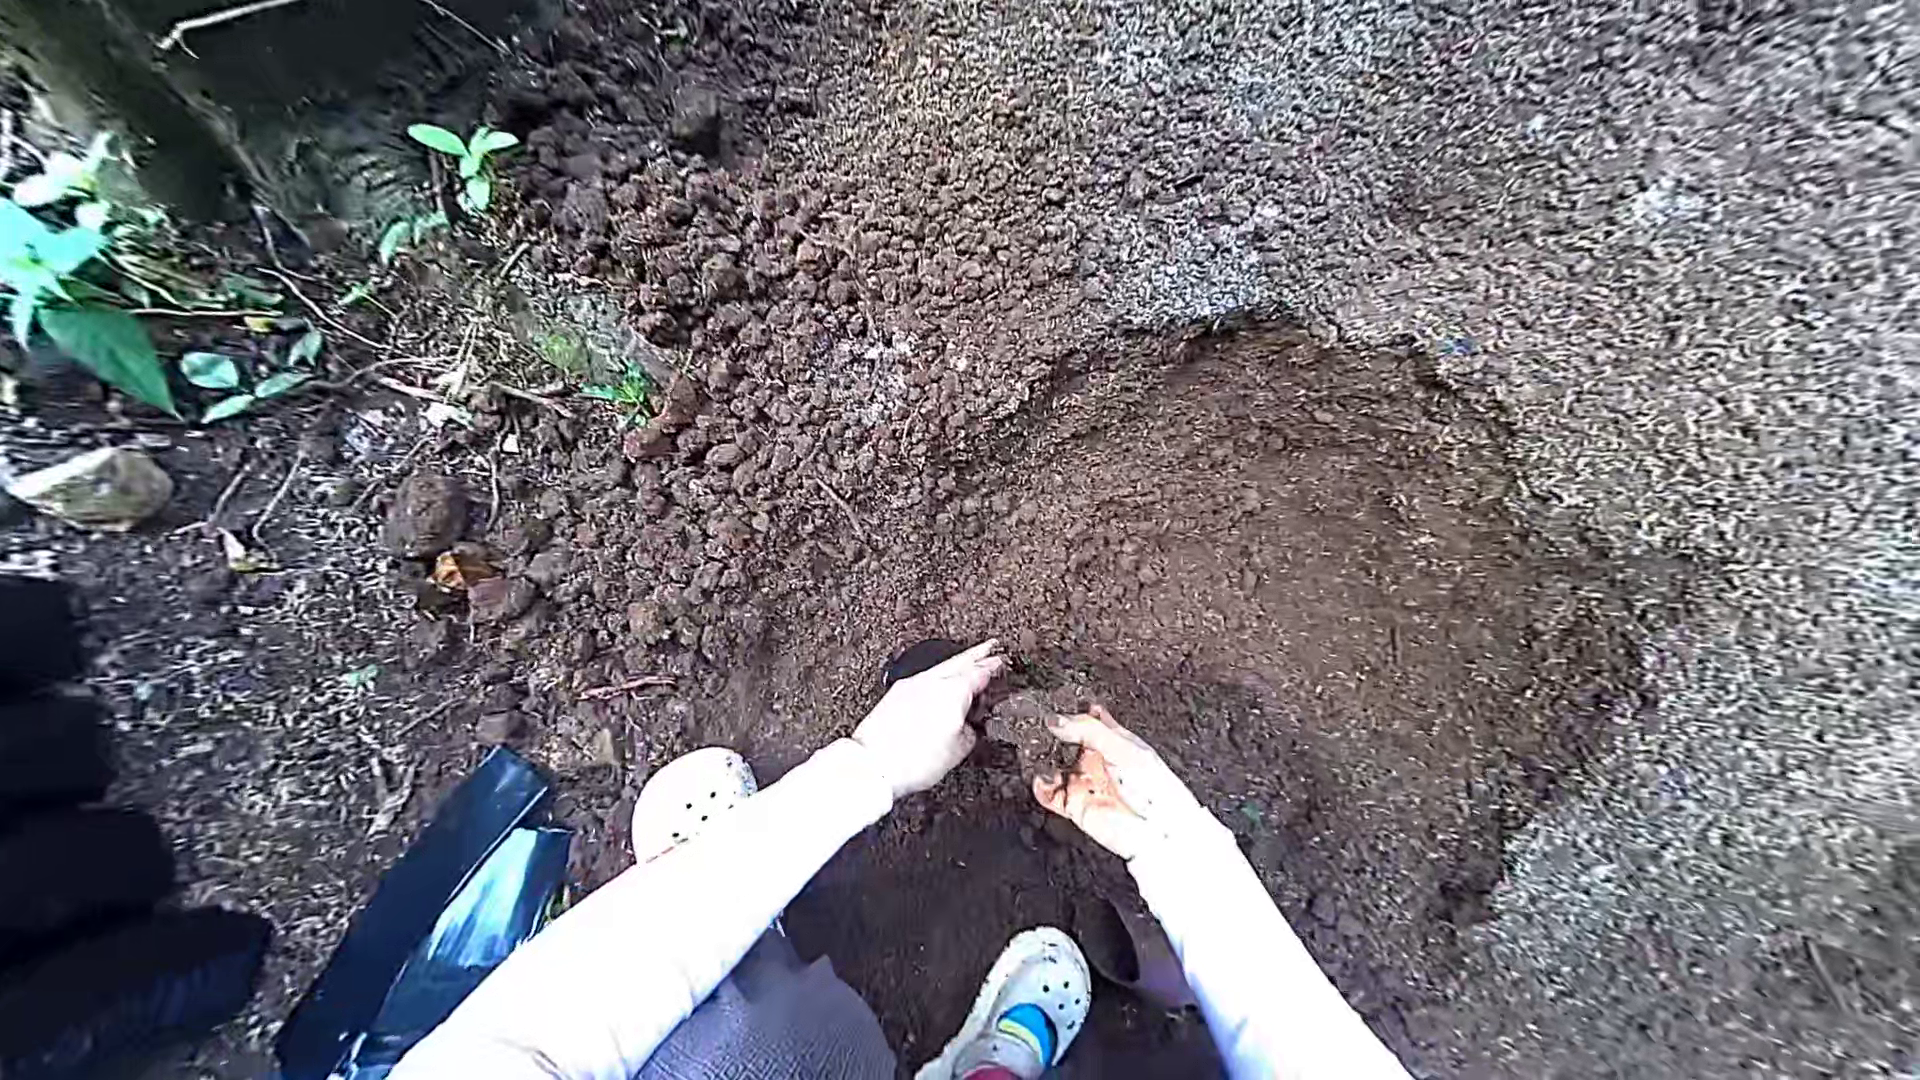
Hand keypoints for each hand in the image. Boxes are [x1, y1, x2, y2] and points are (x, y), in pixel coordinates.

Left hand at [852, 638, 1004, 799]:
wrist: (874, 764)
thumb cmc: (912, 760)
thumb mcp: (956, 751)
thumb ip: (969, 732)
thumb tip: (969, 727)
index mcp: (953, 691)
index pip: (979, 672)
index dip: (992, 666)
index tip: (1000, 662)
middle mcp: (932, 682)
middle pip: (961, 661)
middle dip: (978, 654)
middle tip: (990, 647)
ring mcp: (913, 684)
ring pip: (941, 666)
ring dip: (957, 662)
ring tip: (967, 662)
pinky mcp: (897, 693)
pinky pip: (925, 676)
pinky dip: (938, 675)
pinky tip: (939, 682)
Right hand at [1032, 705, 1214, 860]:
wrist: (1159, 833)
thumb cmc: (1156, 790)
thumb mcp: (1123, 748)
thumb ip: (1089, 731)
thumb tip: (1057, 720)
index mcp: (1113, 740)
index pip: (1087, 719)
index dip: (1071, 711)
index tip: (1055, 705)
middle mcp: (1097, 760)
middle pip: (1066, 740)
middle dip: (1052, 734)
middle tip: (1042, 728)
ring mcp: (1086, 782)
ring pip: (1054, 765)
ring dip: (1044, 759)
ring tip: (1041, 754)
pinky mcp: (1076, 804)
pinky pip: (1050, 794)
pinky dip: (1040, 786)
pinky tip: (1043, 778)